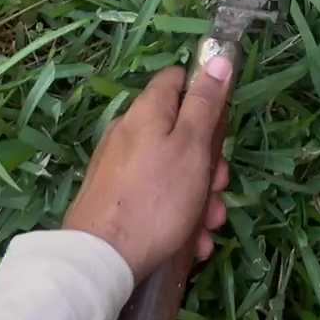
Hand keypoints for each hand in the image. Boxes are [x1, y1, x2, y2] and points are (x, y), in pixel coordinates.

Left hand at [62, 55, 233, 278]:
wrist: (99, 260)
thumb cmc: (156, 197)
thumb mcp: (192, 145)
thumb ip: (206, 102)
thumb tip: (218, 58)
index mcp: (148, 109)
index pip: (178, 78)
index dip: (204, 94)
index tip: (220, 124)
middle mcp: (129, 129)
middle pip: (178, 129)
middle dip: (207, 159)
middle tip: (219, 187)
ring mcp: (117, 164)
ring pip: (169, 166)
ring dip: (196, 193)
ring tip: (209, 225)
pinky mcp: (111, 196)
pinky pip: (152, 193)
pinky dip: (174, 211)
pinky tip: (190, 241)